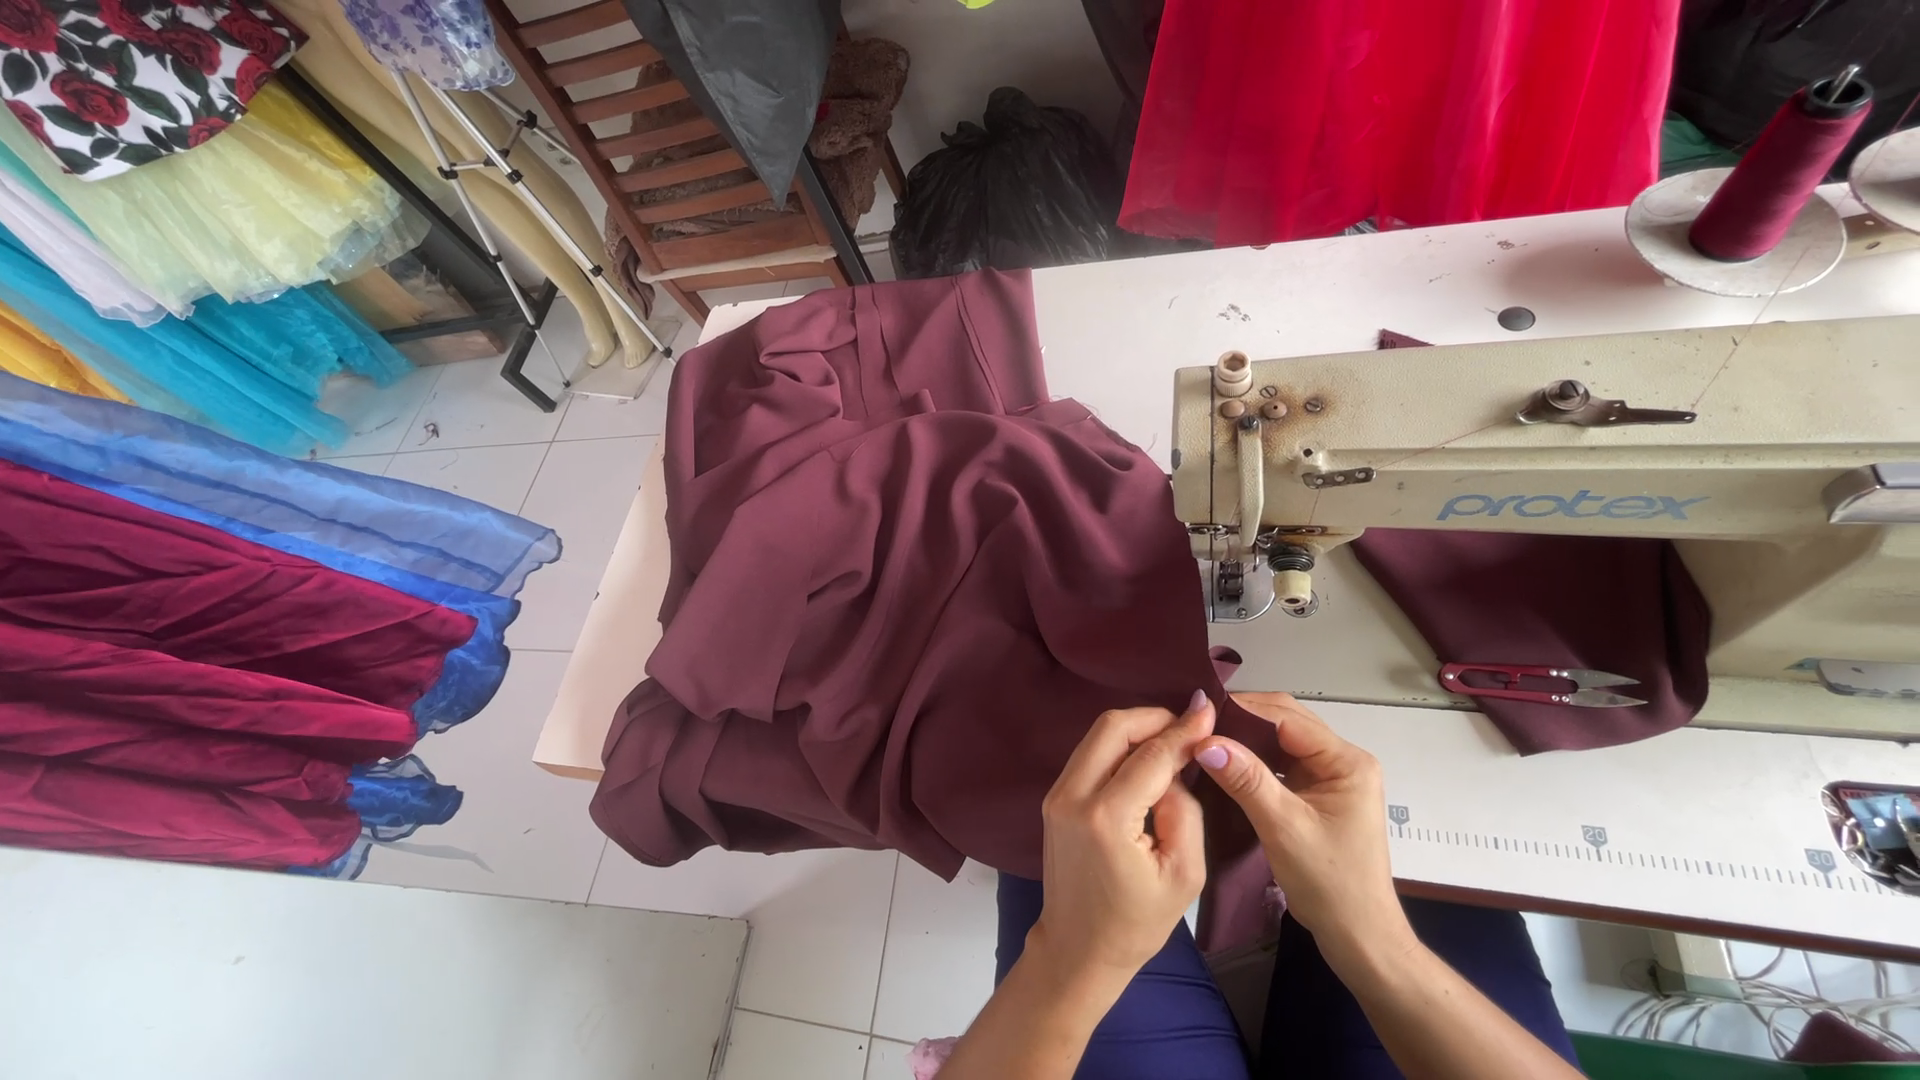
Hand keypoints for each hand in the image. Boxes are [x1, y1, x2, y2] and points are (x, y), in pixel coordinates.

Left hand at [1029, 692, 1214, 985]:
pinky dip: (1118, 746)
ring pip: (1096, 735)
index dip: (1183, 730)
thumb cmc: (1136, 921)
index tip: (1208, 710)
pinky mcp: (1053, 798)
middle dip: (1153, 717)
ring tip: (1172, 741)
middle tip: (1188, 725)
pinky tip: (1145, 759)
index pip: (1150, 756)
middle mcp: (1072, 796)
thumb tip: (1177, 763)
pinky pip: (1088, 754)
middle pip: (1112, 727)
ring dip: (1135, 729)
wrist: (1077, 949)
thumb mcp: (1184, 872)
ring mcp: (1056, 795)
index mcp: (1106, 818)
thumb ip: (1184, 808)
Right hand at [1194, 693, 1409, 956]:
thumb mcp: (1283, 828)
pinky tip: (1224, 761)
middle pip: (1284, 721)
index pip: (1286, 717)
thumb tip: (1205, 741)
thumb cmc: (1329, 883)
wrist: (1358, 936)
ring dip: (1244, 737)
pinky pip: (1280, 762)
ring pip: (1280, 740)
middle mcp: (1342, 759)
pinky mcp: (1317, 792)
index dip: (1242, 710)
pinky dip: (1252, 758)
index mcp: (1346, 760)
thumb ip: (1246, 780)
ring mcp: (1331, 776)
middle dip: (1241, 719)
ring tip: (1204, 737)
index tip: (1199, 714)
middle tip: (1196, 723)